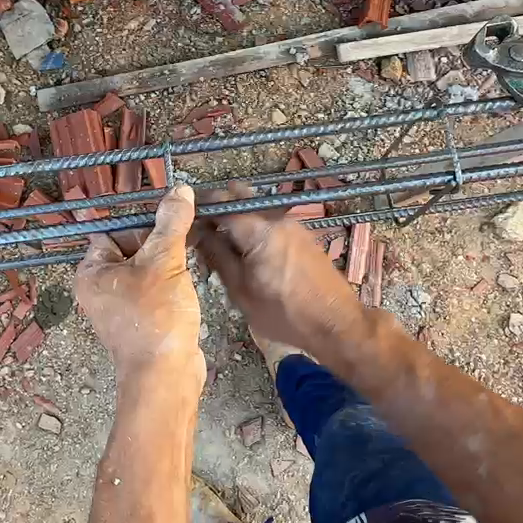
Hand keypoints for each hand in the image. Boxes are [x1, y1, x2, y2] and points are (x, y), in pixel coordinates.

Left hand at [74, 184, 203, 383]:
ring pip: (147, 268)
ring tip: (193, 251)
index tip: (170, 212)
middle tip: (188, 232)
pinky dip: (172, 280)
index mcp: (92, 272)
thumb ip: (172, 223)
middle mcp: (100, 287)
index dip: (142, 220)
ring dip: (170, 259)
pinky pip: (155, 289)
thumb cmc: (156, 318)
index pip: (114, 229)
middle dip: (160, 240)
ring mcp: (121, 306)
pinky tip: (192, 275)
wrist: (166, 378)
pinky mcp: (141, 320)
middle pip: (132, 246)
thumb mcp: (164, 262)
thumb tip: (179, 190)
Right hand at [192, 183, 365, 353]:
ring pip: (254, 210)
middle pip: (239, 198)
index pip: (220, 203)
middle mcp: (276, 218)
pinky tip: (248, 254)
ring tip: (224, 247)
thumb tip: (198, 233)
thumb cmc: (285, 315)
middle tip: (204, 233)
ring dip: (236, 220)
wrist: (337, 324)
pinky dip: (254, 228)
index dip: (199, 209)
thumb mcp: (241, 292)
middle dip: (218, 209)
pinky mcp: (301, 233)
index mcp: (259, 230)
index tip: (185, 222)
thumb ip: (217, 257)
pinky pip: (269, 221)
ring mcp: (292, 223)